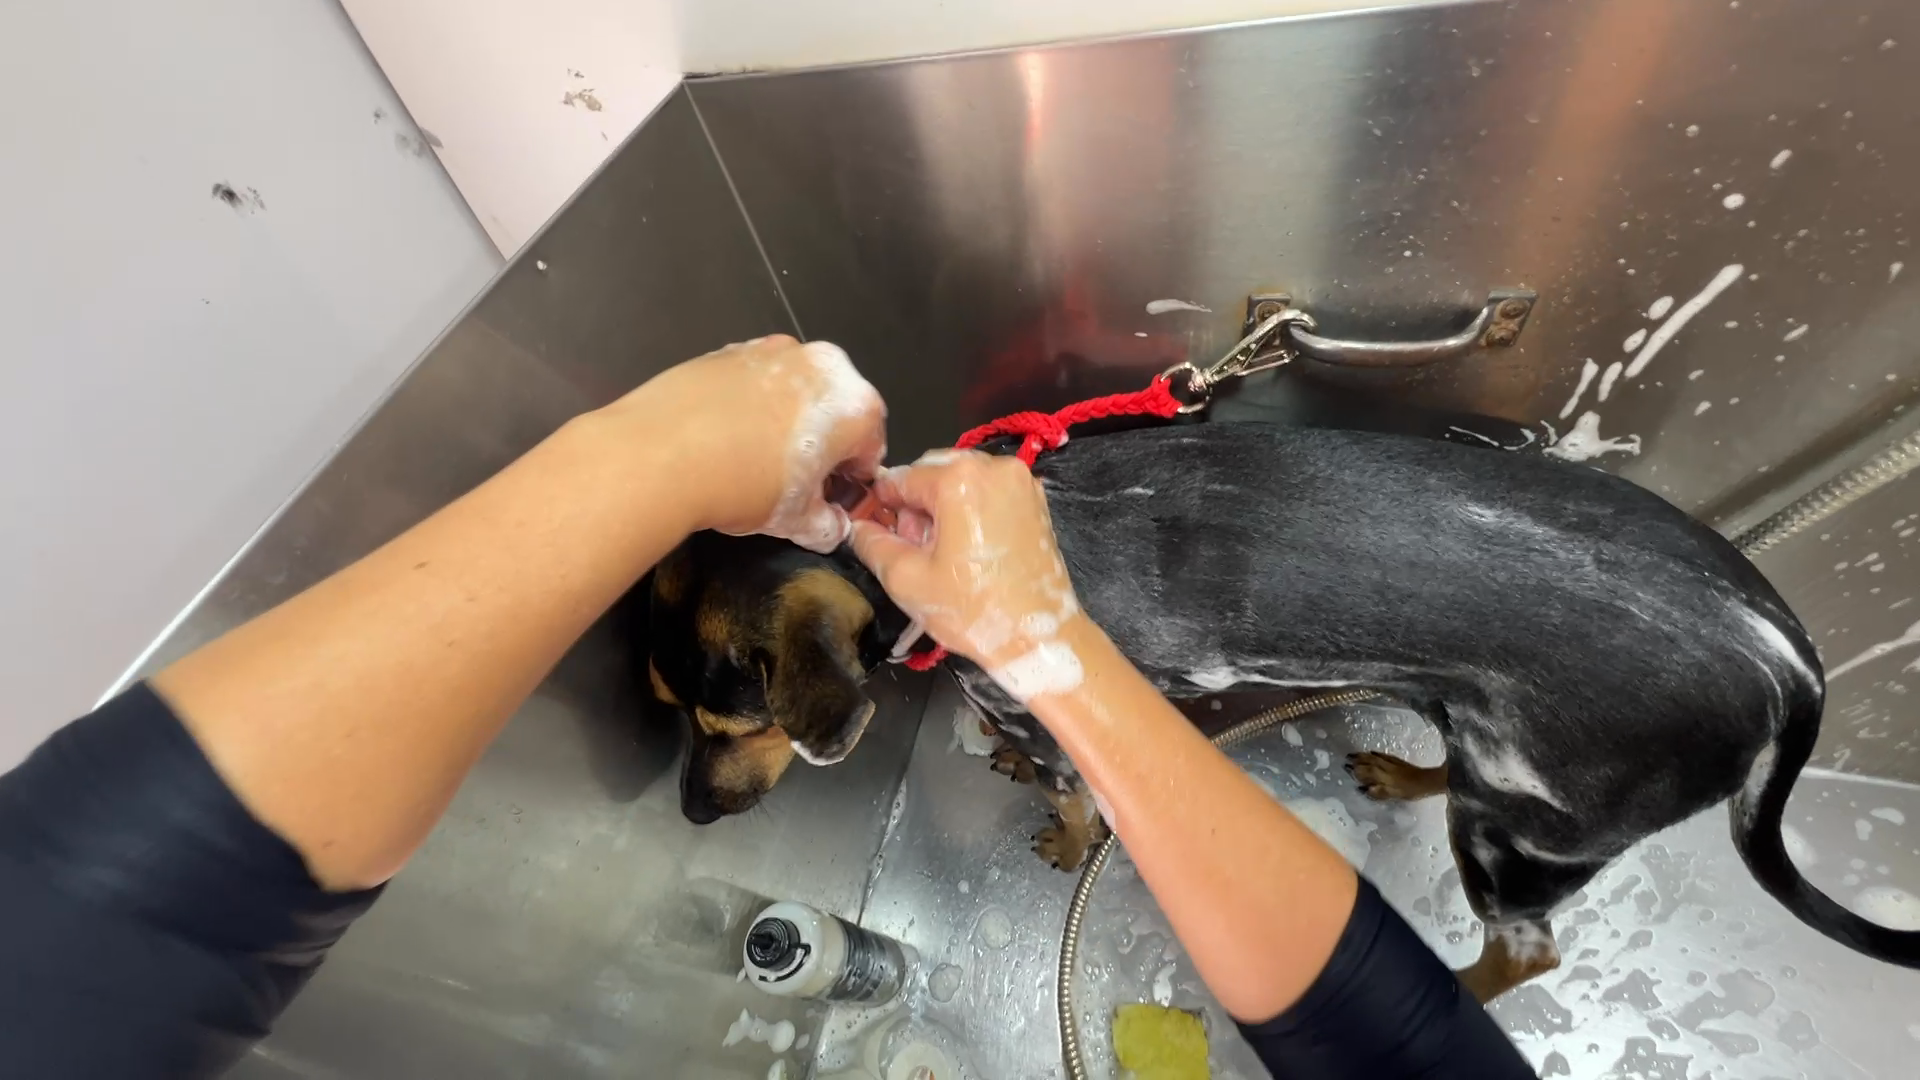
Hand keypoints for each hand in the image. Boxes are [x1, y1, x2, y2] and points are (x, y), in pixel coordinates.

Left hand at [604, 335, 886, 552]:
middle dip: (825, 441)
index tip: (829, 496)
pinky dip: (754, 402)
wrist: (658, 453)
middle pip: (838, 410)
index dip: (852, 478)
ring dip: (791, 419)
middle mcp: (825, 366)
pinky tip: (727, 433)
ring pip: (798, 391)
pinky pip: (760, 379)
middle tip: (794, 477)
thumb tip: (834, 528)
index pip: (871, 447)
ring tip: (756, 455)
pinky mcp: (733, 348)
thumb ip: (827, 526)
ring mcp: (776, 349)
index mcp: (856, 405)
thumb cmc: (745, 486)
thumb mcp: (796, 520)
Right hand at [849, 451, 1089, 701]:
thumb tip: (856, 526)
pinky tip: (970, 546)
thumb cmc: (972, 609)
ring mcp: (1021, 481)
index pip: (903, 478)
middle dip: (917, 505)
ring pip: (962, 480)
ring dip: (944, 506)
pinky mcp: (1036, 499)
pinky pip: (989, 490)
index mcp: (959, 480)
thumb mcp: (907, 579)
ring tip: (944, 551)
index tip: (878, 530)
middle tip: (917, 548)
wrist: (1038, 636)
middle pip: (934, 472)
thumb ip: (873, 544)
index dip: (885, 505)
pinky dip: (972, 508)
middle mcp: (994, 467)